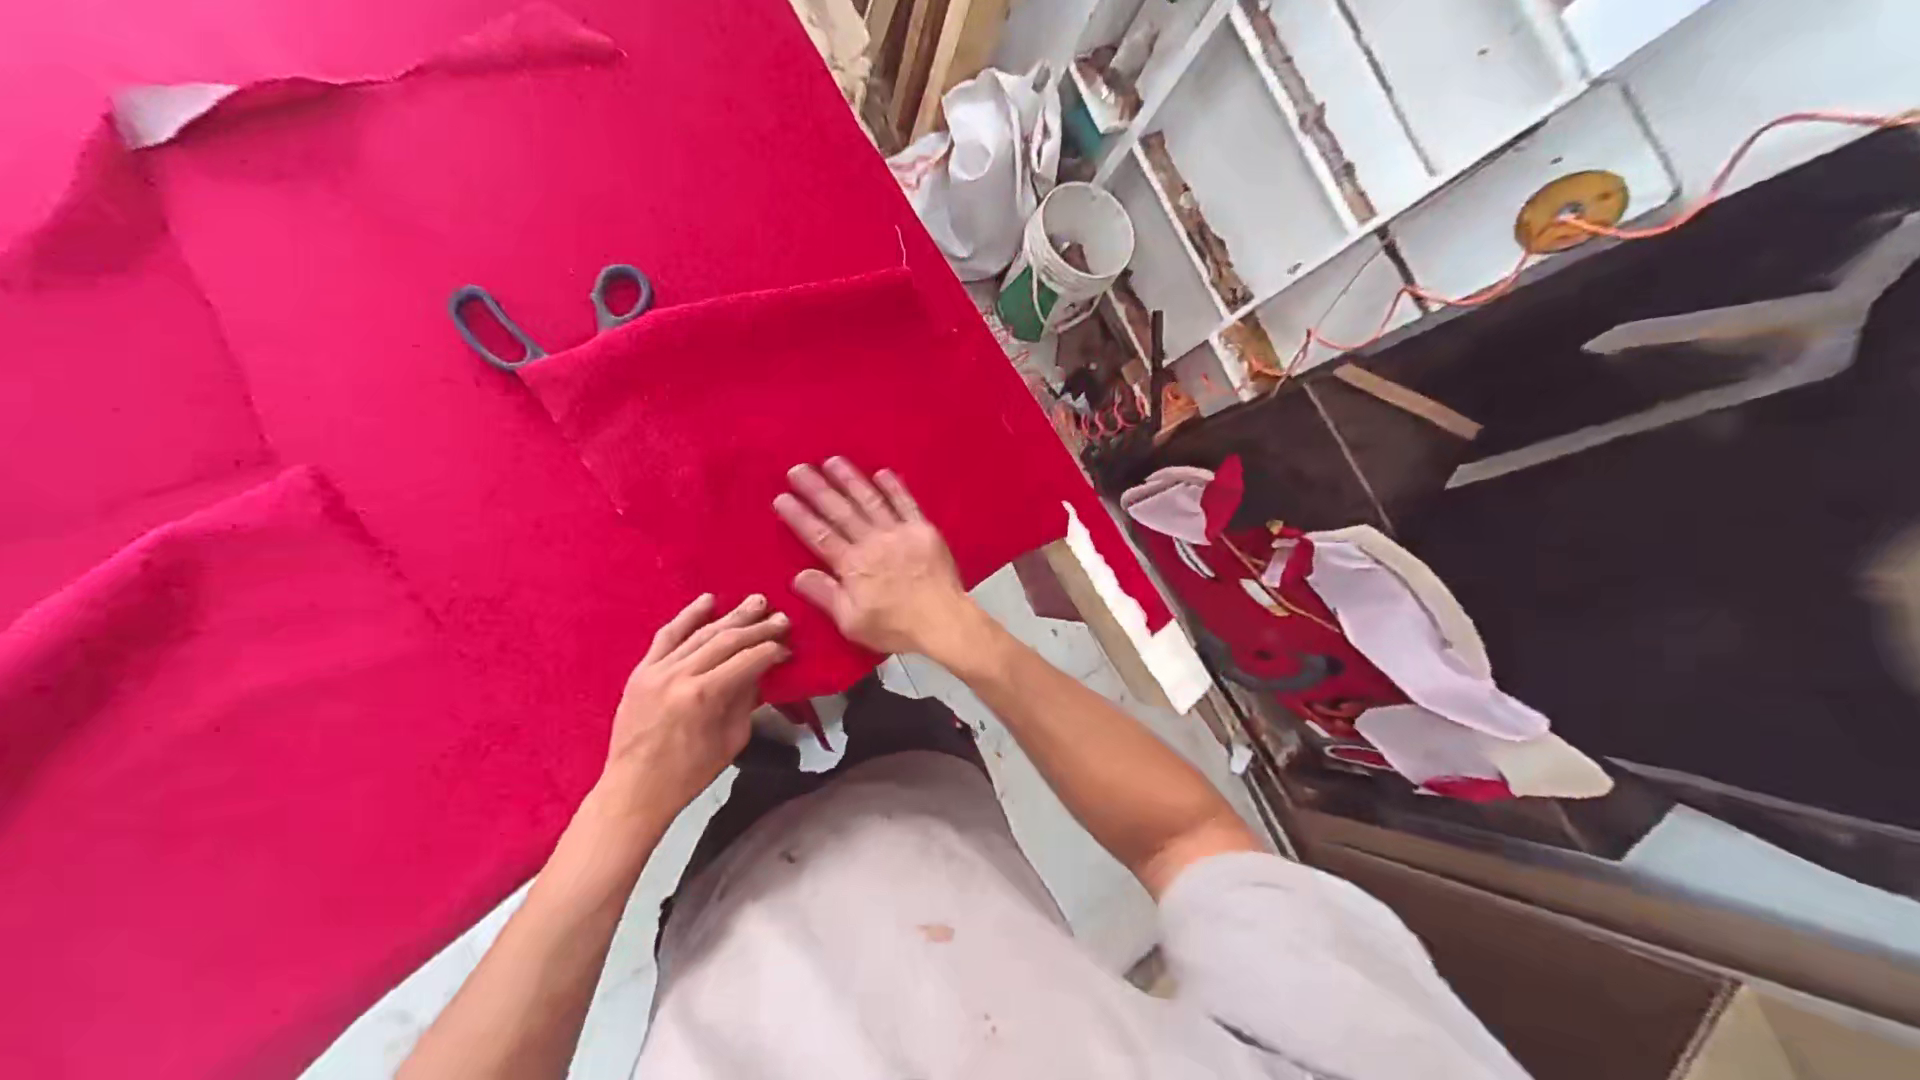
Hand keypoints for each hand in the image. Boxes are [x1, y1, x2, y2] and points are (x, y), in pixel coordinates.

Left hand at [599, 594, 789, 815]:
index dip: (772, 651)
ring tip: (756, 602)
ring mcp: (657, 670)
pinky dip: (688, 616)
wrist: (634, 789)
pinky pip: (667, 636)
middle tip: (781, 617)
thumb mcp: (731, 740)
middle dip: (758, 627)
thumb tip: (760, 672)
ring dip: (731, 615)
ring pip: (700, 633)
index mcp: (704, 696)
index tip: (788, 647)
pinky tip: (707, 601)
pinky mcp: (641, 671)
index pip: (748, 660)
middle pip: (727, 640)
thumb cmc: (689, 774)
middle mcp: (680, 675)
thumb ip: (746, 701)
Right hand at [773, 458, 983, 658]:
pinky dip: (894, 487)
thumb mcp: (852, 622)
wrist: (943, 621)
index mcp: (852, 565)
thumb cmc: (896, 627)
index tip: (782, 498)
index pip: (819, 534)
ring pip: (869, 500)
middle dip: (817, 488)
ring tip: (832, 461)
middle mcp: (872, 542)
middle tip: (798, 469)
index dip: (799, 515)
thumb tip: (798, 575)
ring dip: (850, 479)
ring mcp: (899, 533)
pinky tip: (882, 472)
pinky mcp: (923, 530)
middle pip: (839, 511)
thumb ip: (826, 595)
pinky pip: (906, 503)